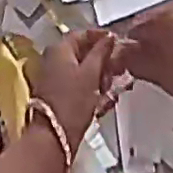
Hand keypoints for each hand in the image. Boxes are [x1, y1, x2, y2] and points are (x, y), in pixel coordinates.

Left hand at [27, 30, 125, 147]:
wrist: (53, 139)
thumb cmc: (73, 101)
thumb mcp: (91, 73)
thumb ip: (101, 52)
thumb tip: (109, 36)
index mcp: (59, 49)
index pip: (82, 34)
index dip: (101, 37)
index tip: (117, 42)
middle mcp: (53, 60)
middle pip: (82, 53)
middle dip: (102, 60)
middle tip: (119, 68)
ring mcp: (54, 78)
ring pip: (81, 71)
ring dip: (99, 77)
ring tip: (113, 87)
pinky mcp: (58, 96)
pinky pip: (77, 85)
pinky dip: (91, 89)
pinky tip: (105, 100)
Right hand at [119, 5, 172, 103]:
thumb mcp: (149, 69)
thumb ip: (128, 58)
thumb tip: (117, 54)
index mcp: (161, 16)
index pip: (133, 25)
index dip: (126, 43)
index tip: (124, 57)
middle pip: (150, 24)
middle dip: (143, 41)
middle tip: (140, 61)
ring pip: (166, 28)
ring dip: (158, 42)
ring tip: (157, 63)